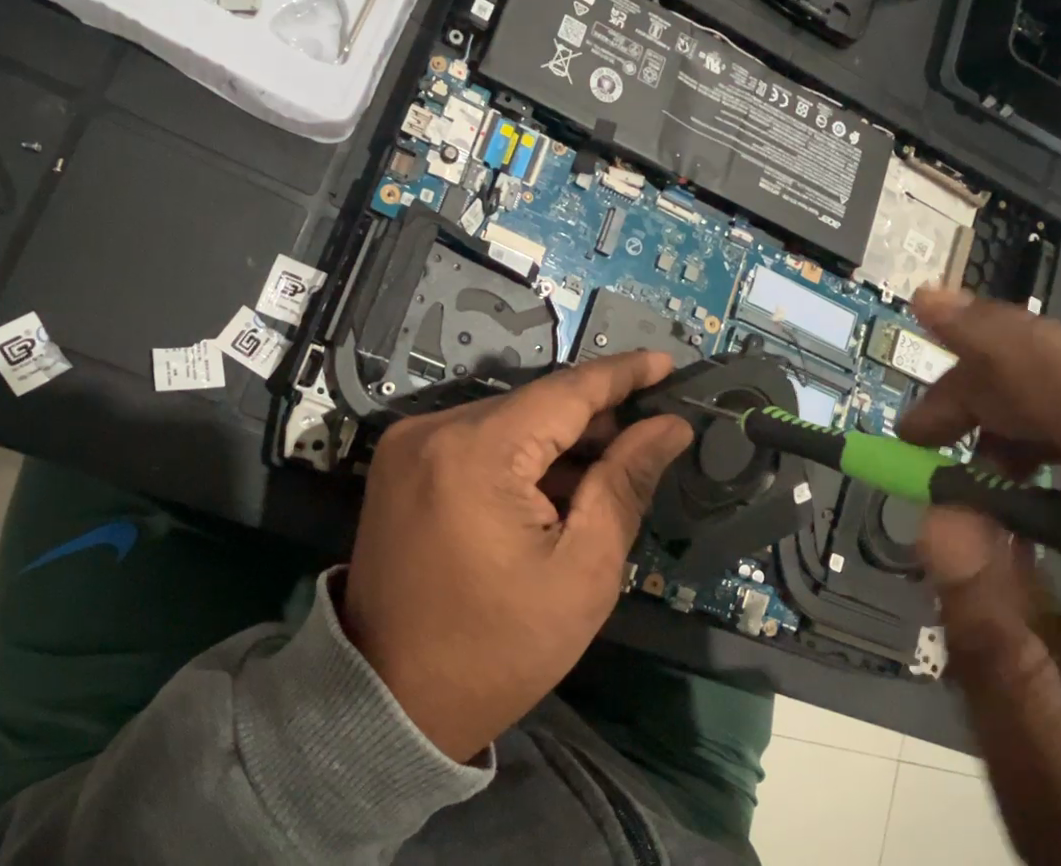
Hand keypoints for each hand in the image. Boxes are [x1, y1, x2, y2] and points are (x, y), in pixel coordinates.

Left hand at [341, 352, 693, 762]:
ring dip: (556, 442)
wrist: (392, 698)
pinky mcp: (399, 467)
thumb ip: (624, 483)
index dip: (622, 376)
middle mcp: (432, 430)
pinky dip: (518, 457)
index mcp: (475, 452)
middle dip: (593, 420)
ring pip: (504, 422)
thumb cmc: (499, 647)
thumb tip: (668, 427)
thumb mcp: (582, 570)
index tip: (668, 363)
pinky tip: (555, 489)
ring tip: (608, 474)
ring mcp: (408, 447)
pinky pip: (474, 442)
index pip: (565, 392)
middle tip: (649, 440)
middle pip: (533, 405)